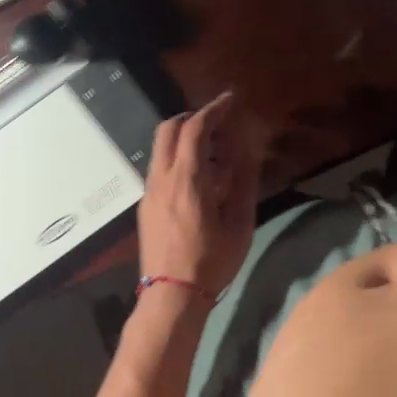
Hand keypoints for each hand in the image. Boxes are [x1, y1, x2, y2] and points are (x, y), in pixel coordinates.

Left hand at [137, 92, 263, 297]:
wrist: (172, 296)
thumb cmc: (212, 261)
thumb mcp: (239, 223)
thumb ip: (244, 181)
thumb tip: (250, 148)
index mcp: (187, 180)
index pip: (195, 129)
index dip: (214, 109)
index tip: (231, 100)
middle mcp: (162, 179)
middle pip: (169, 129)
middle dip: (194, 117)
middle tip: (220, 122)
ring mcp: (149, 192)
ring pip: (161, 148)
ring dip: (185, 138)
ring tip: (214, 152)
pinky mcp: (146, 206)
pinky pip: (160, 167)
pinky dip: (178, 158)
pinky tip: (199, 178)